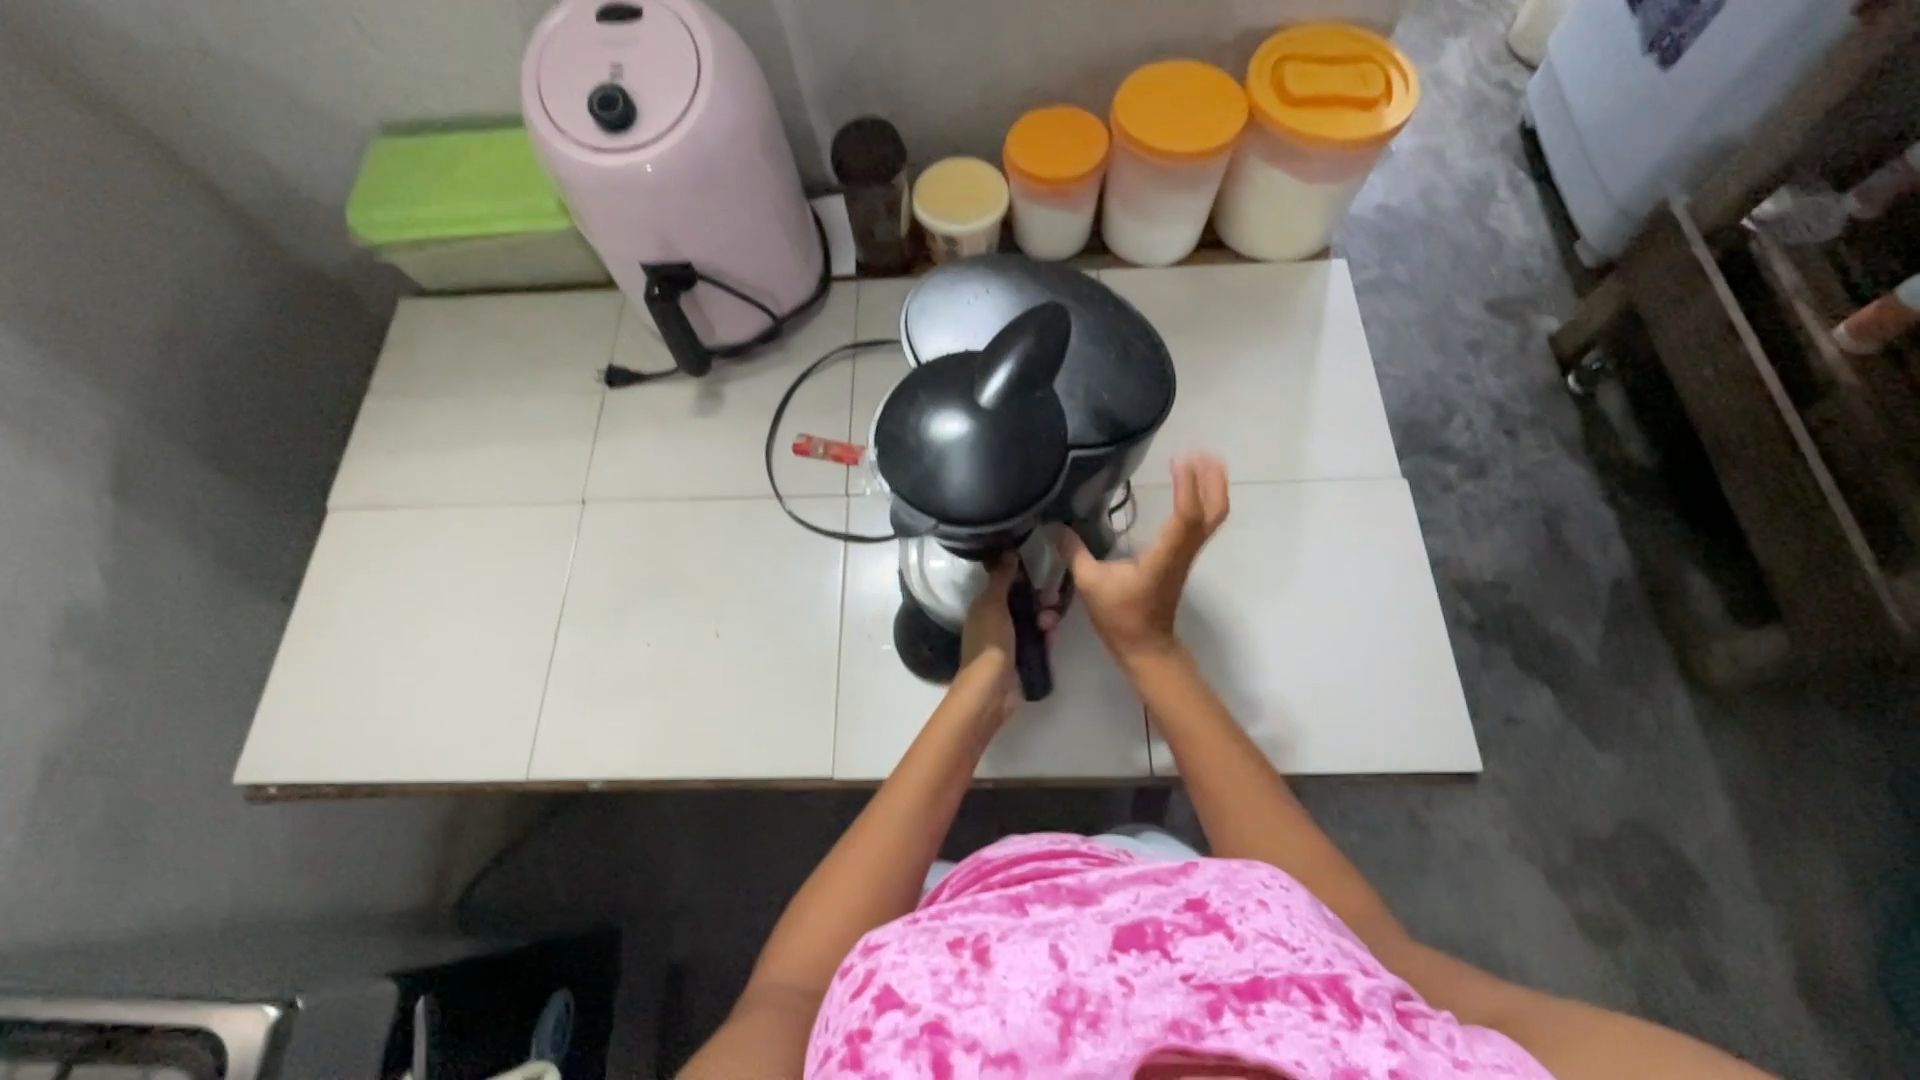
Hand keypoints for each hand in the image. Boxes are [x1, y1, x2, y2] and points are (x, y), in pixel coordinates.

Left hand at [959, 559, 1059, 725]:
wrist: (992, 688)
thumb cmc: (990, 641)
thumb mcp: (993, 604)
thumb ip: (1000, 578)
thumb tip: (1007, 552)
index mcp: (984, 607)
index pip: (1005, 585)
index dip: (1022, 577)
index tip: (1040, 571)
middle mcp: (996, 622)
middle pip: (1023, 603)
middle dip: (1039, 599)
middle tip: (1052, 599)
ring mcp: (1009, 642)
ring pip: (1033, 622)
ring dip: (1044, 618)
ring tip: (1049, 623)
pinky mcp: (1023, 659)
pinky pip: (1039, 641)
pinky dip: (1047, 637)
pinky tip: (1052, 636)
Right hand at [1059, 454, 1229, 663]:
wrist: (1145, 646)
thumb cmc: (1120, 617)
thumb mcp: (1090, 584)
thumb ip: (1073, 552)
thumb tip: (1053, 525)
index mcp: (1164, 556)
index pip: (1185, 517)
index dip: (1187, 487)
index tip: (1180, 459)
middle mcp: (1182, 552)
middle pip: (1212, 512)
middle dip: (1211, 480)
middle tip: (1201, 451)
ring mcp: (1187, 555)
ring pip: (1212, 517)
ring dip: (1212, 488)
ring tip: (1203, 461)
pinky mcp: (1184, 558)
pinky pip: (1203, 524)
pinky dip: (1203, 501)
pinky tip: (1192, 488)